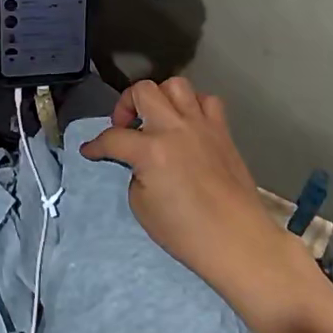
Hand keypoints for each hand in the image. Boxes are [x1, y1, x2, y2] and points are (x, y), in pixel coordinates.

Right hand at [80, 78, 304, 301]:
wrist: (243, 246)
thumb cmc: (187, 233)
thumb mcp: (141, 205)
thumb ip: (134, 172)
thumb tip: (137, 161)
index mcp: (151, 151)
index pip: (112, 137)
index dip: (96, 145)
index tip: (89, 151)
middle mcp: (175, 130)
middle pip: (142, 91)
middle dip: (126, 105)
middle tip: (125, 127)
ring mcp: (203, 128)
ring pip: (176, 86)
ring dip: (160, 99)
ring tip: (157, 120)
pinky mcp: (224, 134)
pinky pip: (208, 102)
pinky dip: (193, 107)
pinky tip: (186, 126)